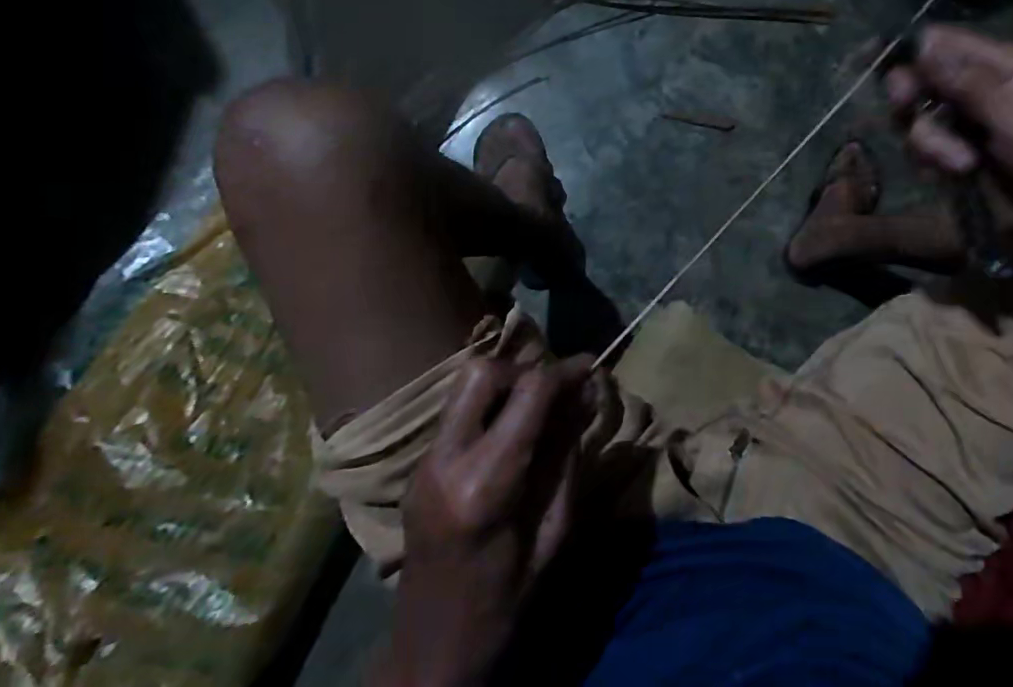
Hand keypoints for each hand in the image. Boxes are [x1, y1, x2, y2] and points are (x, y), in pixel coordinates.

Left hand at [374, 355, 603, 686]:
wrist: (433, 648)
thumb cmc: (506, 601)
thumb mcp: (554, 533)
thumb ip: (567, 457)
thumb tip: (585, 395)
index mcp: (484, 484)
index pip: (528, 394)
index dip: (565, 372)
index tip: (594, 365)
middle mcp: (444, 459)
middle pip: (482, 372)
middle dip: (527, 368)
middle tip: (559, 389)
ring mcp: (424, 460)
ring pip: (463, 385)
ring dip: (506, 382)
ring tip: (540, 406)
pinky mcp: (418, 465)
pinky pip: (456, 410)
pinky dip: (490, 403)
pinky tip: (514, 429)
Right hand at [884, 25, 1012, 246]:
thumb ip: (969, 84)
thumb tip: (924, 47)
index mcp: (995, 65)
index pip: (938, 40)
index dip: (907, 49)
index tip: (878, 60)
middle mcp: (970, 86)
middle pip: (914, 76)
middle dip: (907, 97)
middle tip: (908, 109)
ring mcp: (957, 120)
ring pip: (912, 117)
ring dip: (929, 142)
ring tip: (963, 163)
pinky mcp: (947, 150)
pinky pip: (918, 148)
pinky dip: (930, 161)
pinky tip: (958, 174)